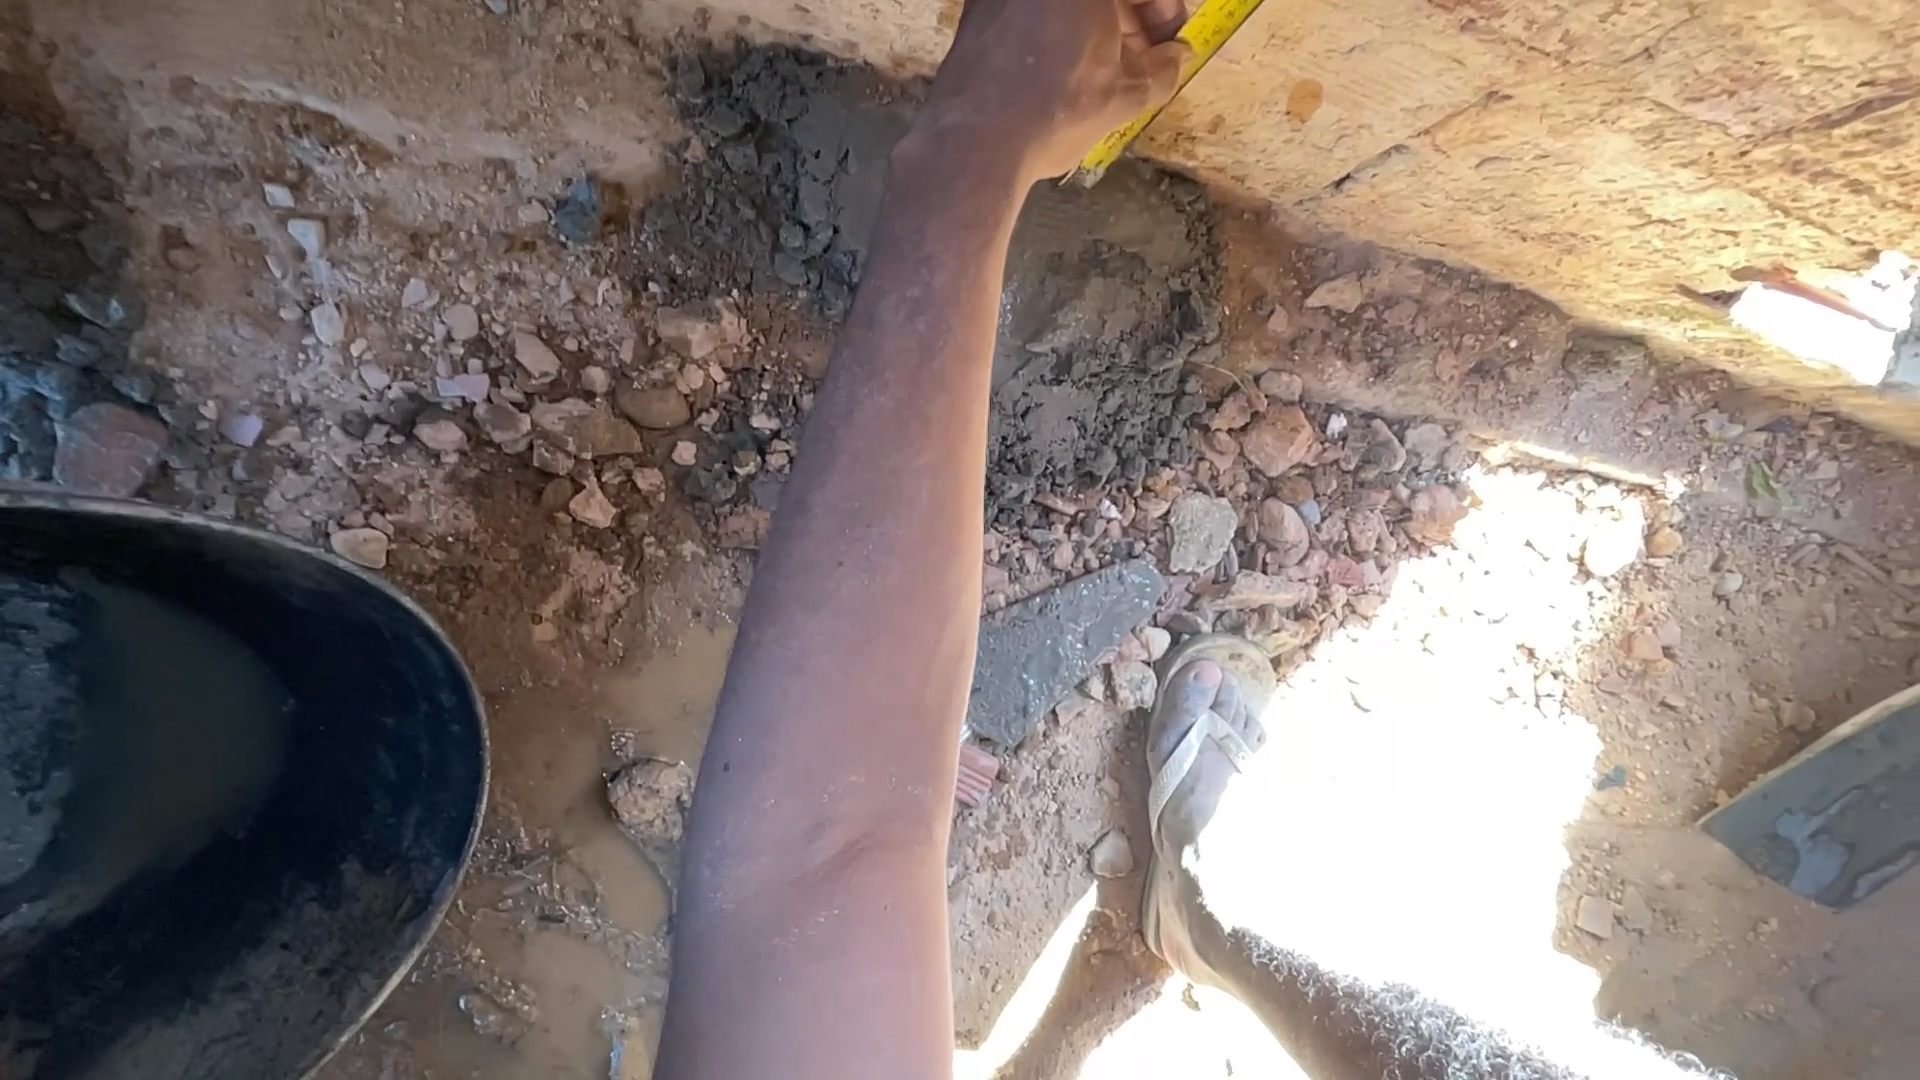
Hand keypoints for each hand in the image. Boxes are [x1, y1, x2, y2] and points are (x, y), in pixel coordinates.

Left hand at [913, 0, 1192, 183]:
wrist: (974, 141)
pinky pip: (1032, 13)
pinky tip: (1064, 73)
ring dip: (1093, 26)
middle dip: (1129, 16)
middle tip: (1144, 57)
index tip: (1171, 40)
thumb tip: (1177, 60)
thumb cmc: (1054, 111)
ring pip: (1064, 4)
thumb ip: (1161, 71)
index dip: (1164, 11)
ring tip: (1106, 72)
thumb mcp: (1122, 96)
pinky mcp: (978, 11)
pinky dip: (1056, 31)